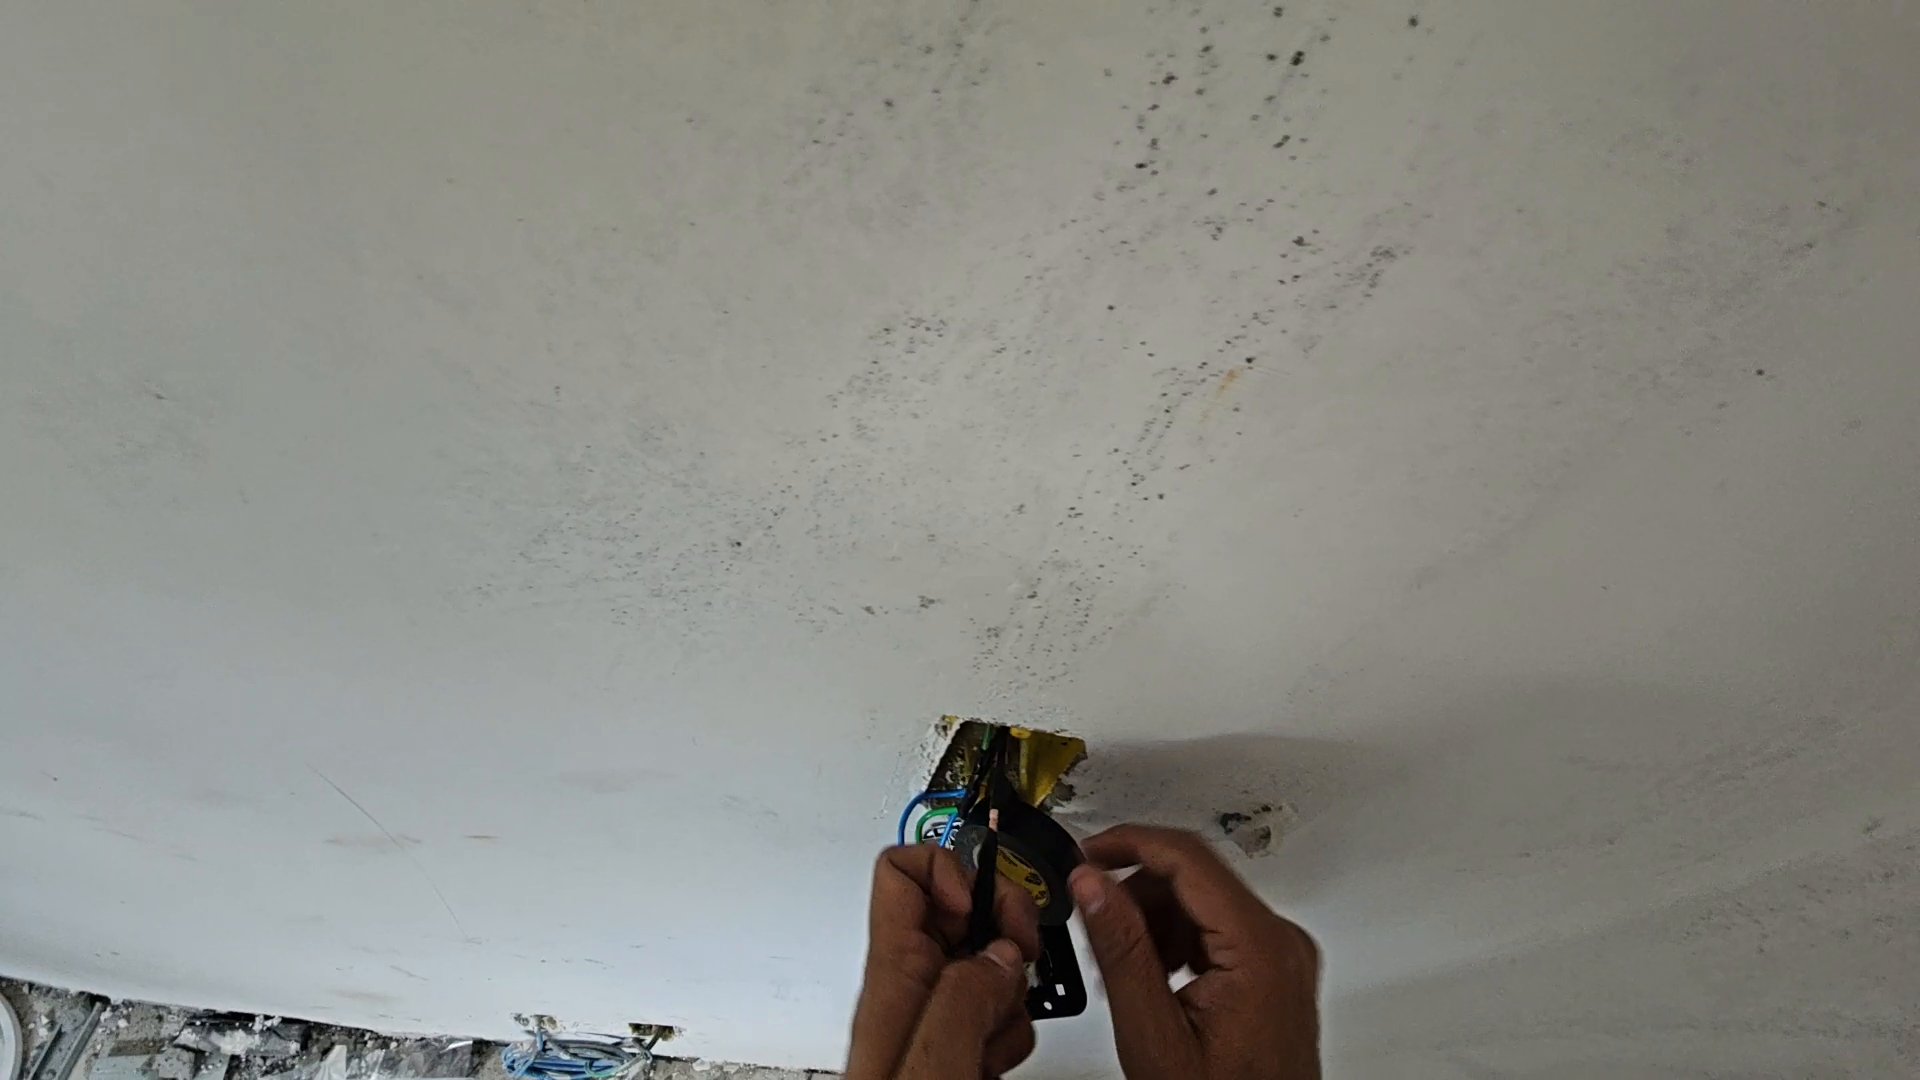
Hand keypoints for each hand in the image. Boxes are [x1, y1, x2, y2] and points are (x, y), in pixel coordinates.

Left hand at [847, 844, 1042, 1079]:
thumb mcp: (934, 1060)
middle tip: (1019, 952)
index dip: (944, 867)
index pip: (899, 869)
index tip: (976, 903)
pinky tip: (995, 1053)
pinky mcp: (956, 1037)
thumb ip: (969, 995)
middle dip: (1002, 921)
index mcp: (892, 970)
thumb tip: (1003, 955)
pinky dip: (1009, 1021)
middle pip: (959, 905)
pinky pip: (995, 1001)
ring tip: (999, 1024)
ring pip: (986, 954)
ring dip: (1010, 983)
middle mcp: (909, 982)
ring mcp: (934, 1010)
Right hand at [1069, 824, 1320, 1079]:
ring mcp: (1278, 954)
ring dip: (1149, 916)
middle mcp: (1279, 941)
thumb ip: (1120, 949)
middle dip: (1134, 891)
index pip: (1187, 857)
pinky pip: (1210, 924)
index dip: (1129, 843)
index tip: (1087, 852)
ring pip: (1197, 897)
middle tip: (1093, 916)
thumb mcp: (1154, 1035)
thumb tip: (1090, 881)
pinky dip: (1171, 937)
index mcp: (1260, 949)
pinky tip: (1148, 973)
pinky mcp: (1270, 967)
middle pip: (1191, 875)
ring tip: (1119, 963)